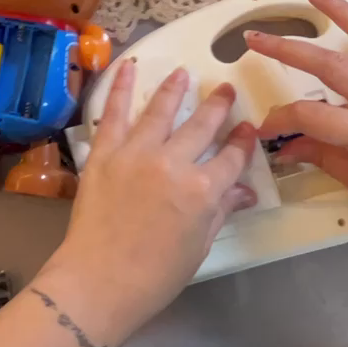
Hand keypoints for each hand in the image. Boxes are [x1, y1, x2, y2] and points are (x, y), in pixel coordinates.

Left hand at [35, 62, 258, 343]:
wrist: (100, 280)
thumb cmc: (156, 275)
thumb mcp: (198, 245)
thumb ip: (220, 211)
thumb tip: (244, 192)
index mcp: (203, 190)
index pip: (231, 158)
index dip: (242, 142)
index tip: (248, 129)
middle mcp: (173, 163)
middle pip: (201, 126)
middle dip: (217, 106)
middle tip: (225, 90)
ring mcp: (136, 153)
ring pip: (161, 111)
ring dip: (174, 89)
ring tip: (183, 74)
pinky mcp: (105, 153)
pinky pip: (114, 113)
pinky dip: (120, 87)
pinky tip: (127, 67)